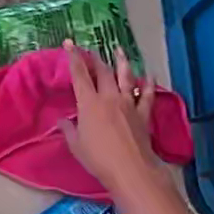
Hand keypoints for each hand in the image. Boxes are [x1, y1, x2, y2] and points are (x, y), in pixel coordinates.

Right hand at [59, 41, 170, 196]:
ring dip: (122, 62)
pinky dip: (148, 84)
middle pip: (103, 72)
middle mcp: (109, 98)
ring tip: (119, 51)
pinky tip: (150, 76)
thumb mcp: (76, 146)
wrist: (130, 169)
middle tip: (91, 49)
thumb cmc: (98, 159)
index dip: (74, 58)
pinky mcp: (143, 114)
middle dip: (95, 58)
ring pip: (126, 77)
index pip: (79, 75)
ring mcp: (129, 104)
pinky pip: (147, 95)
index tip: (69, 44)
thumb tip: (63, 120)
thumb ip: (69, 130)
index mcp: (89, 103)